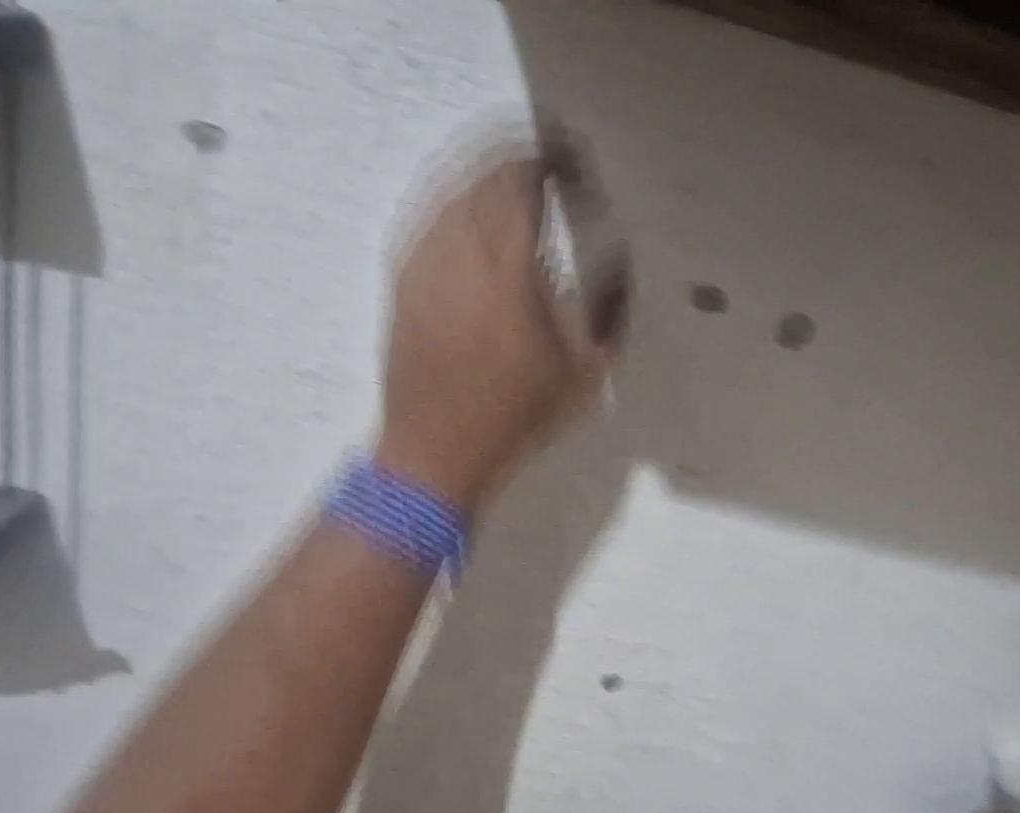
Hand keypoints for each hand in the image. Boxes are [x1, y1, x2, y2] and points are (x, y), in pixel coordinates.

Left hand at [376, 147, 625, 514]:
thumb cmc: (514, 418)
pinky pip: (425, 216)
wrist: (436, 450)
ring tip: (512, 180)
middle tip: (549, 164)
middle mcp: (459, 253)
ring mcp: (422, 264)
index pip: (526, 182)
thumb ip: (608, 309)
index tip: (576, 167)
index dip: (554, 161)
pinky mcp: (401, 280)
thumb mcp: (584, 374)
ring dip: (483, 171)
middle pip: (485, 172)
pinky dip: (451, 199)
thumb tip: (618, 261)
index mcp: (509, 270)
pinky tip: (467, 211)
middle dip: (520, 156)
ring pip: (450, 186)